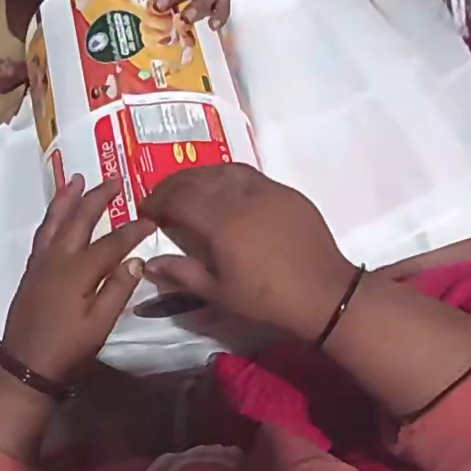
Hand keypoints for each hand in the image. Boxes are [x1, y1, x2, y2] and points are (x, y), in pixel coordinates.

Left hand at [1, 175, 152, 379]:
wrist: (25, 365)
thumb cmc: (67, 348)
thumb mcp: (100, 324)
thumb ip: (118, 289)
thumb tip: (136, 259)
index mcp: (78, 271)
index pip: (112, 242)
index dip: (133, 230)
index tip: (152, 221)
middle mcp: (58, 258)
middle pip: (80, 220)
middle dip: (97, 198)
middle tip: (113, 181)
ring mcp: (41, 262)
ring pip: (55, 221)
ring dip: (67, 198)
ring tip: (76, 180)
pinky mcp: (32, 270)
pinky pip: (43, 233)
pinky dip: (52, 217)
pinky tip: (57, 215)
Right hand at [140, 165, 357, 339]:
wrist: (325, 295)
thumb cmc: (268, 300)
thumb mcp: (220, 293)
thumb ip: (182, 273)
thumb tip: (149, 262)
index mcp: (221, 223)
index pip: (178, 199)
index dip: (156, 202)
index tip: (145, 212)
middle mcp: (241, 197)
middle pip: (196, 179)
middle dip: (172, 186)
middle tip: (161, 200)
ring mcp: (266, 190)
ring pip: (222, 170)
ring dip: (198, 177)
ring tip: (188, 191)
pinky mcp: (284, 192)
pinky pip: (247, 174)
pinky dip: (225, 177)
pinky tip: (222, 192)